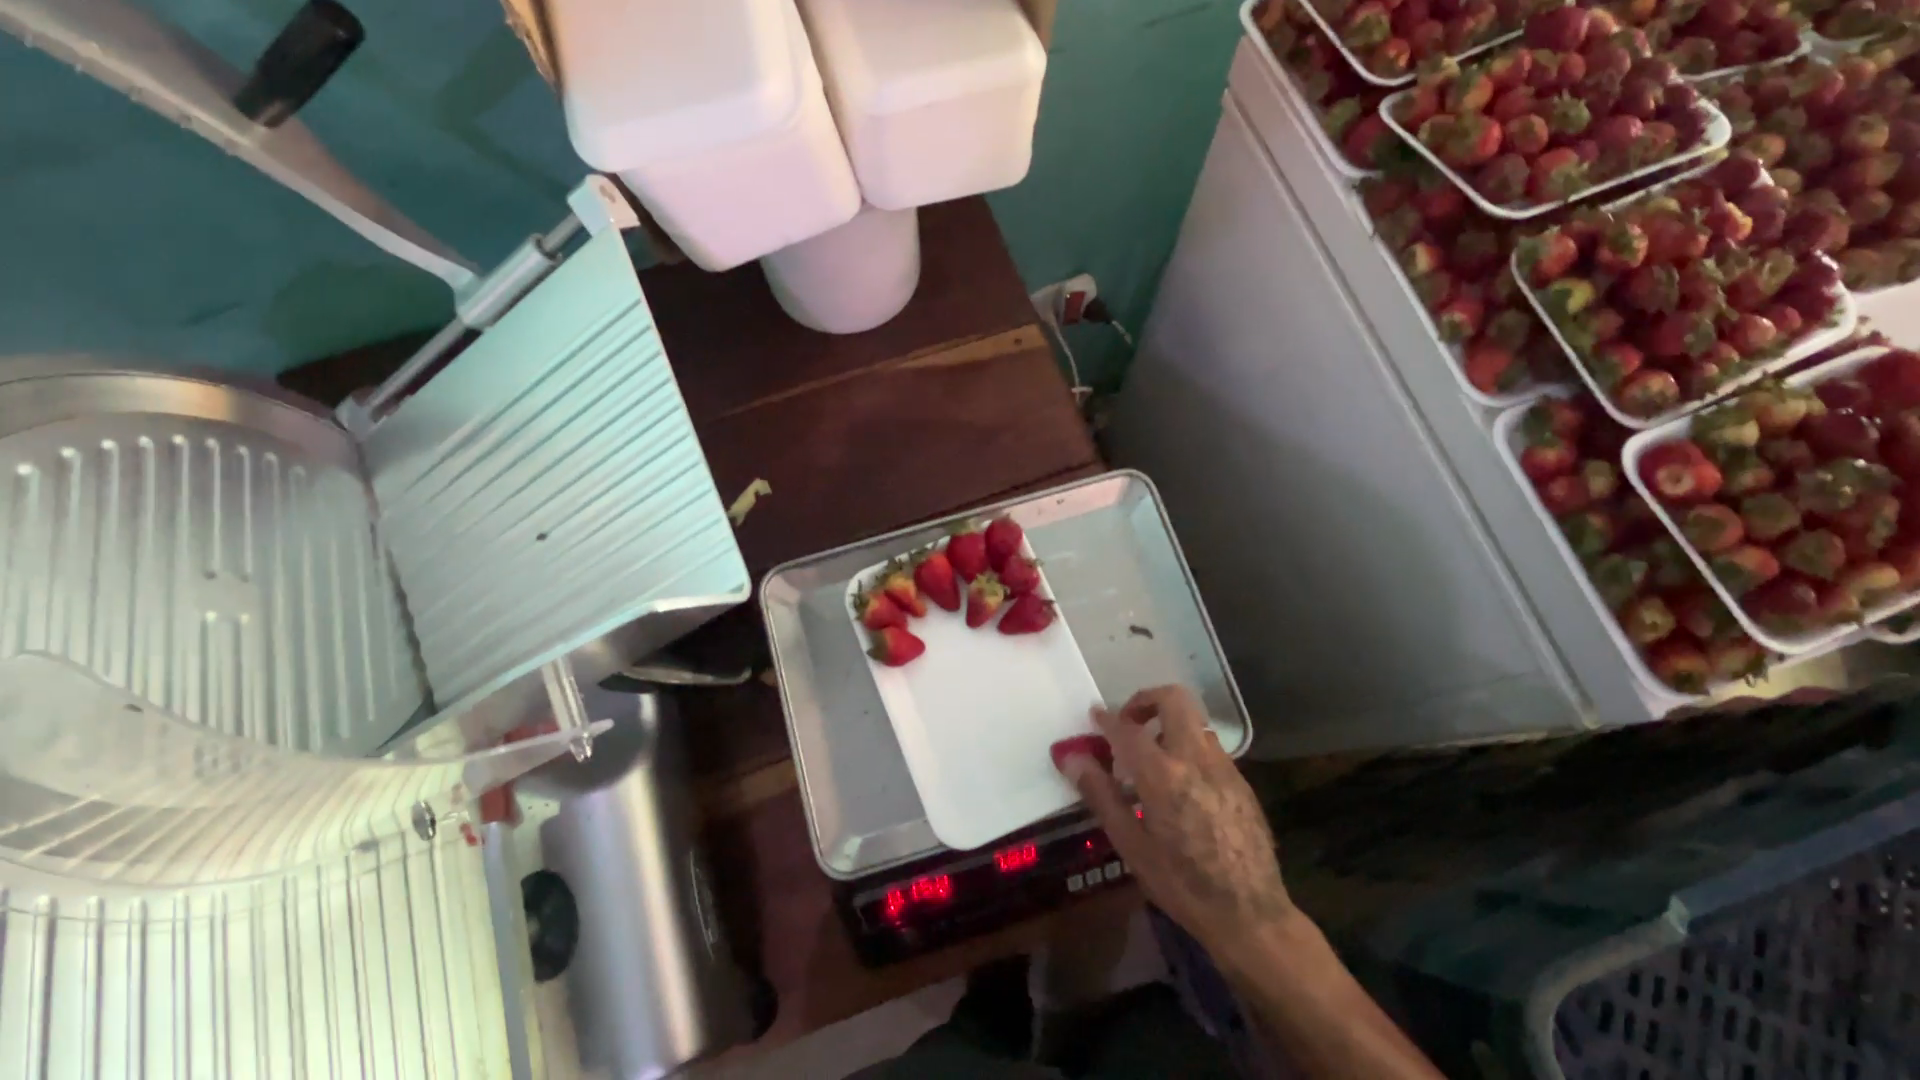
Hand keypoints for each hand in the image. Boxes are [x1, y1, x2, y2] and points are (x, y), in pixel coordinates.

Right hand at [1056, 685, 1294, 957]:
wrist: (1250, 914)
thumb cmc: (1181, 884)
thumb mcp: (1131, 845)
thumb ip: (1100, 795)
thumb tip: (1071, 757)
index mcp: (1164, 775)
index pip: (1127, 729)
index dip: (1107, 719)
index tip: (1094, 715)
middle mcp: (1197, 758)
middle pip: (1173, 699)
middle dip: (1145, 700)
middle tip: (1127, 724)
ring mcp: (1225, 766)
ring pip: (1194, 720)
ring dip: (1167, 723)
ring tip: (1149, 757)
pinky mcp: (1241, 781)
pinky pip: (1209, 746)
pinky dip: (1186, 746)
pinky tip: (1177, 784)